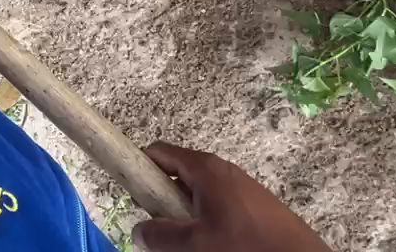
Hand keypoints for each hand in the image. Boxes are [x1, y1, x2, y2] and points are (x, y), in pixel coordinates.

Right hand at [131, 142, 331, 251]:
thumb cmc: (247, 247)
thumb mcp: (198, 245)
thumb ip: (162, 237)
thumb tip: (137, 231)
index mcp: (203, 167)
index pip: (157, 152)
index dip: (140, 170)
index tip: (137, 198)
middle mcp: (221, 168)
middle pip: (178, 175)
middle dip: (166, 201)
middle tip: (167, 230)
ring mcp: (242, 186)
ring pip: (200, 194)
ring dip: (189, 215)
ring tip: (196, 244)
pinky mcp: (258, 206)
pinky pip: (221, 206)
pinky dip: (211, 221)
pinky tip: (219, 245)